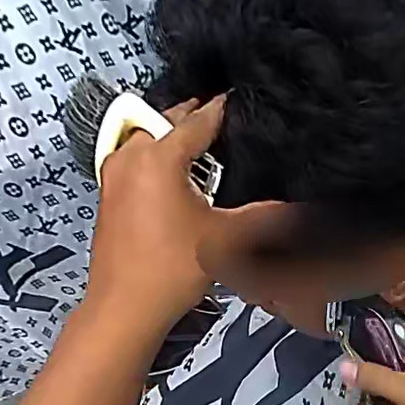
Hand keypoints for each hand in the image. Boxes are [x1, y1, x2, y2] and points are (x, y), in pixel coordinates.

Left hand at [81, 96, 287, 334]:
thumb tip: (294, 207)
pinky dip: (158, 158)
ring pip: (147, 139)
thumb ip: (261, 216)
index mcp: (160, 157)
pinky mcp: (109, 194)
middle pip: (165, 121)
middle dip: (194, 120)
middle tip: (225, 126)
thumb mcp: (227, 239)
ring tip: (205, 153)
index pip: (198, 121)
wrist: (127, 303)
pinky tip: (179, 179)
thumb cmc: (176, 266)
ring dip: (173, 139)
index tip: (242, 101)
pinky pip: (137, 160)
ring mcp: (114, 173)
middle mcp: (131, 154)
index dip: (223, 110)